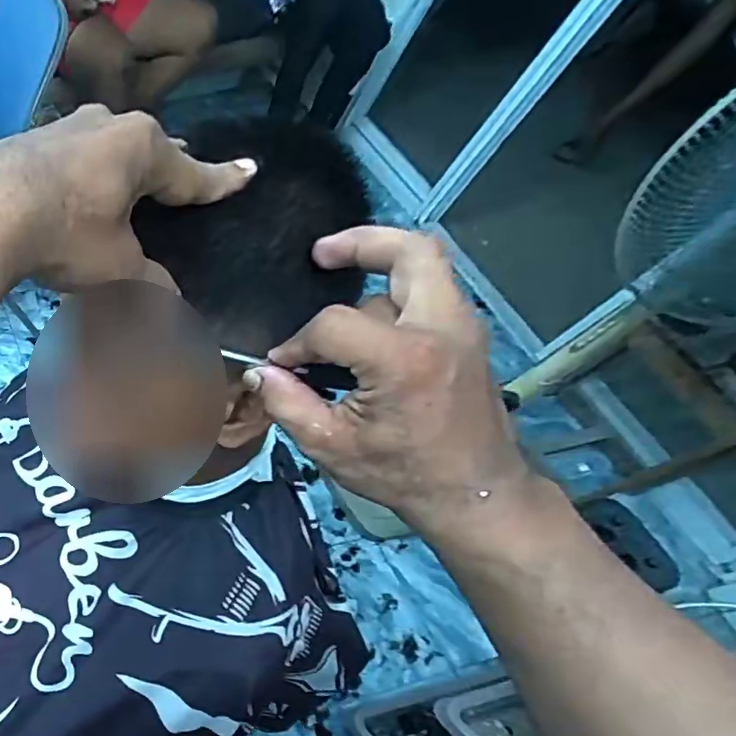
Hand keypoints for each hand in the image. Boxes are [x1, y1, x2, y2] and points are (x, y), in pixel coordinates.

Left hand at [0, 105, 255, 290]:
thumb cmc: (67, 235)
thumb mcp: (116, 270)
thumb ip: (148, 286)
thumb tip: (170, 307)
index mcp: (142, 149)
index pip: (192, 172)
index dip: (220, 180)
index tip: (248, 171)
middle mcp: (106, 126)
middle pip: (148, 150)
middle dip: (165, 165)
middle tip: (180, 174)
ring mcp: (63, 129)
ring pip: (105, 148)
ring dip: (117, 167)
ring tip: (125, 181)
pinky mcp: (26, 142)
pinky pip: (67, 160)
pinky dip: (78, 178)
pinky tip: (68, 191)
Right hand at [247, 226, 539, 541]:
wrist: (475, 493)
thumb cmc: (402, 474)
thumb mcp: (331, 447)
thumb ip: (289, 404)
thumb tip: (261, 373)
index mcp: (403, 359)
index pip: (333, 324)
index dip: (296, 343)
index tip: (280, 366)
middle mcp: (441, 328)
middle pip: (410, 251)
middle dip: (362, 242)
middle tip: (321, 254)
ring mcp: (463, 328)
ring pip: (424, 268)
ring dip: (379, 272)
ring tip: (342, 291)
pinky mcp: (469, 338)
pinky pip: (432, 293)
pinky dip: (398, 291)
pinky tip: (370, 318)